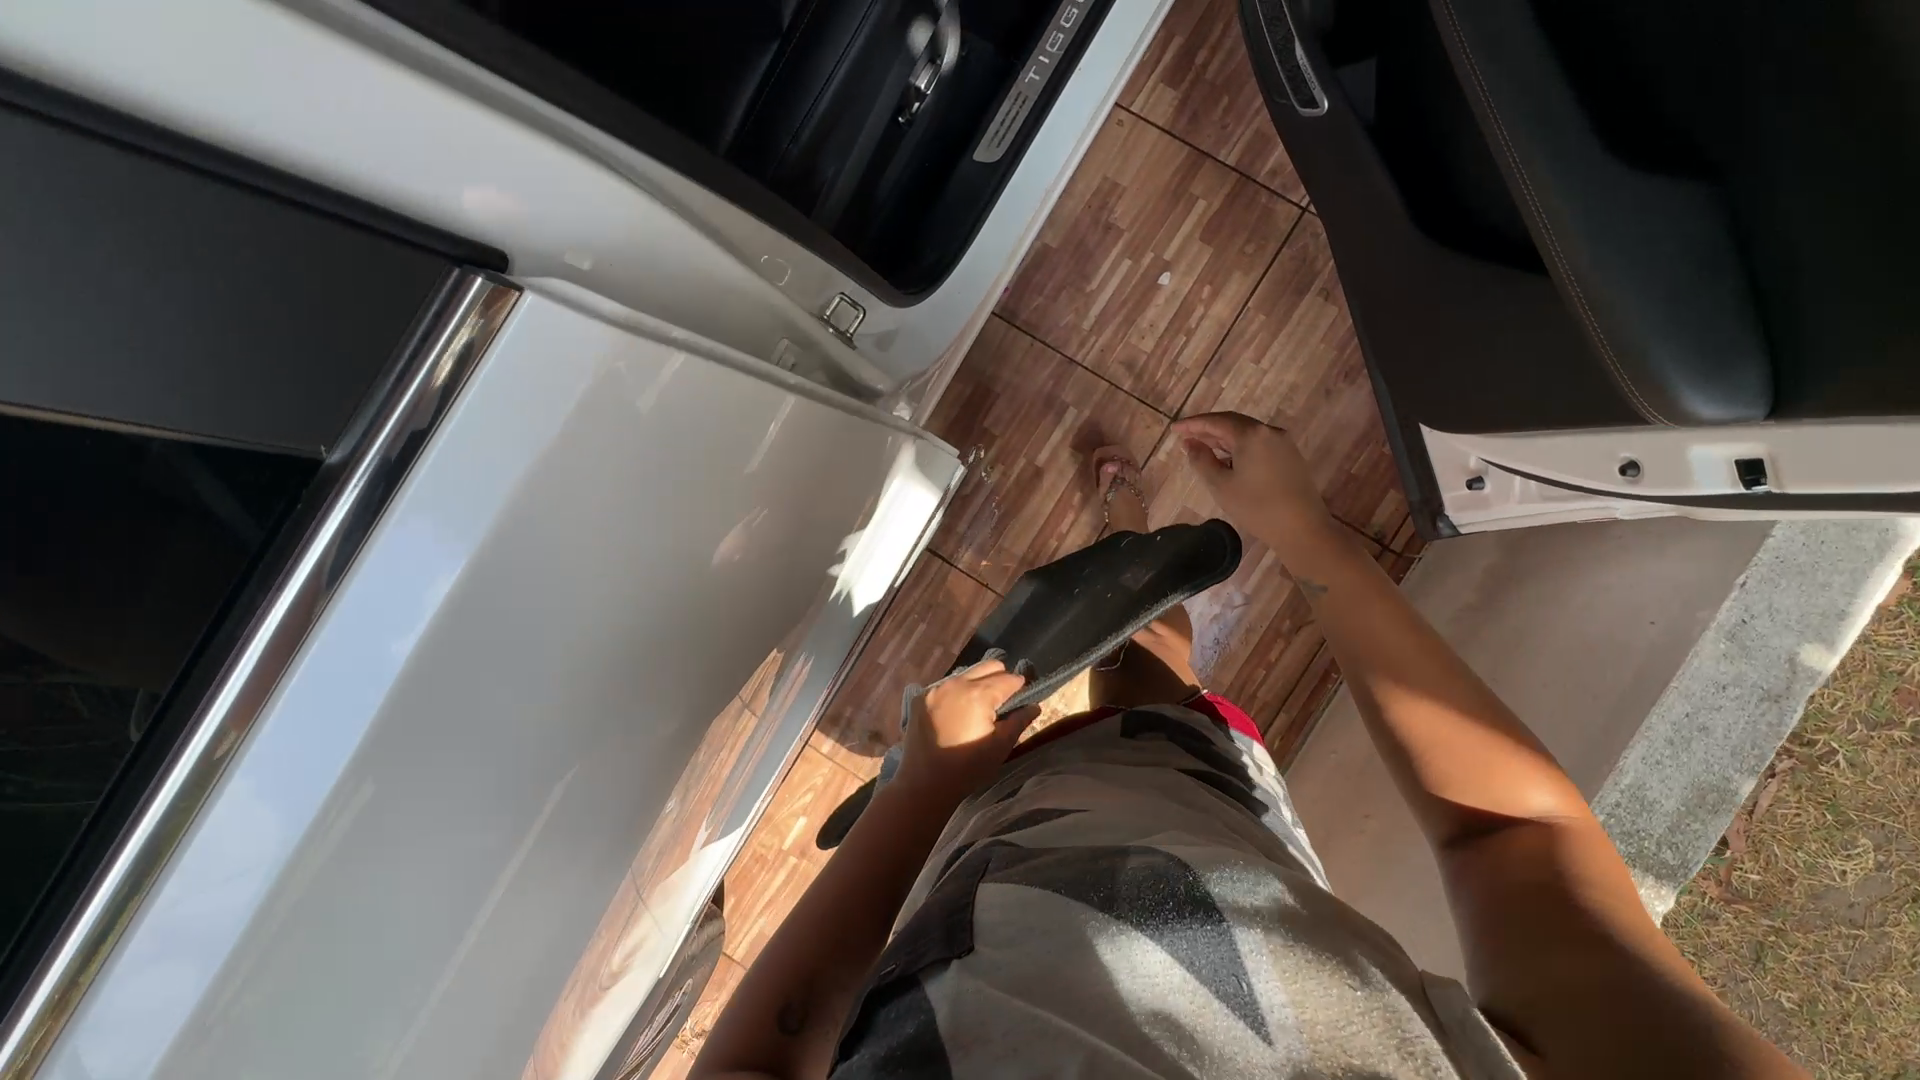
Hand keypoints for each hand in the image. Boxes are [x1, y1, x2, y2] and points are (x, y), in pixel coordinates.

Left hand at [893, 658, 1039, 807]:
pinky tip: (958, 711)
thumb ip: (1019, 721)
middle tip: (1003, 702)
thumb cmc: (968, 768)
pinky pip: (947, 684)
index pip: (1008, 678)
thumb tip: (1034, 706)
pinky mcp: (921, 696)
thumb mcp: (1000, 746)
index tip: (1022, 699)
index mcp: (977, 694)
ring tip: (979, 707)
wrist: (924, 784)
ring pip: (966, 673)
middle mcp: (955, 683)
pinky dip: (958, 691)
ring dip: (978, 683)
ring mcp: (935, 688)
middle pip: (988, 666)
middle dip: (1000, 678)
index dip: (1020, 688)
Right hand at [1171, 411, 1337, 547]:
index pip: (1216, 421)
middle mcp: (1269, 431)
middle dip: (1208, 429)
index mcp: (1251, 434)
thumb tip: (1190, 444)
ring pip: (1247, 434)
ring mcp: (1283, 443)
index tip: (1174, 429)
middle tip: (1186, 438)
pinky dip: (1239, 447)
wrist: (1302, 527)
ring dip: (1223, 439)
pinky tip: (1228, 460)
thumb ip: (1201, 460)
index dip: (1192, 424)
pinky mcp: (1290, 456)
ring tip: (1203, 449)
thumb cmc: (1256, 507)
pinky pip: (1258, 444)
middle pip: (1233, 423)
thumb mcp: (1220, 485)